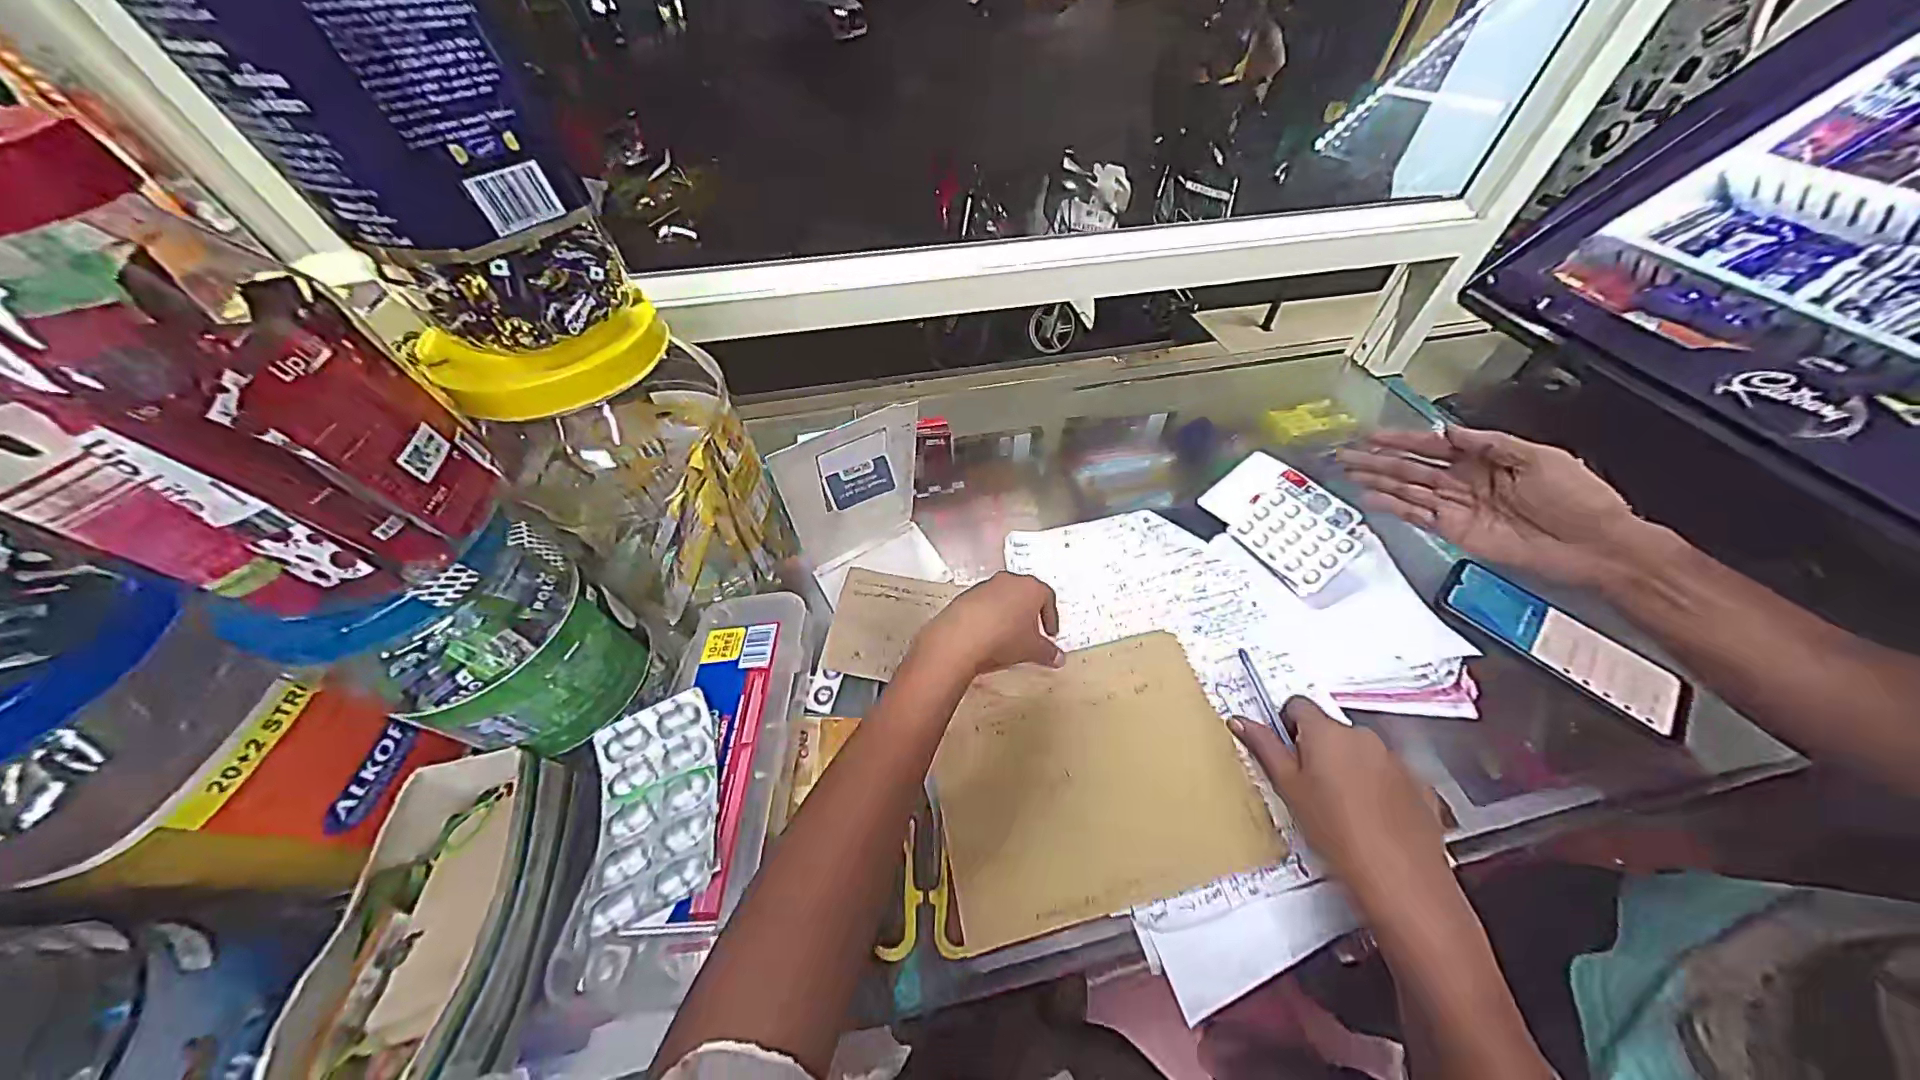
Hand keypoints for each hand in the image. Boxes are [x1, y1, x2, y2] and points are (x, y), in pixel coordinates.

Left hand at [908, 572, 1063, 678]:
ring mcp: (985, 586)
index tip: (1049, 634)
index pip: (1048, 598)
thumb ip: (1048, 652)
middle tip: (1031, 634)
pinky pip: (984, 605)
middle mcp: (1009, 581)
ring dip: (1008, 615)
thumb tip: (1058, 658)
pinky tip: (987, 636)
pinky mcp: (966, 595)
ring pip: (1004, 598)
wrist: (960, 638)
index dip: (1050, 618)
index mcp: (1031, 588)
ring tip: (1008, 637)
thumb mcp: (1032, 650)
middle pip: (1025, 595)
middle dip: (1029, 614)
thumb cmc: (1004, 638)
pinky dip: (990, 617)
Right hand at [1230, 699, 1450, 911]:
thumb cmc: (1337, 832)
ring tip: (1338, 808)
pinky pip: (1388, 775)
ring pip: (1360, 753)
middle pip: (1330, 730)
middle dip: (1317, 751)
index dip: (1285, 725)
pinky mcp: (1419, 785)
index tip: (1283, 751)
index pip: (1298, 705)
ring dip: (1347, 769)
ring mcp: (1395, 760)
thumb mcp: (1287, 788)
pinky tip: (1368, 818)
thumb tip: (1242, 722)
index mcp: (1326, 732)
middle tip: (1307, 787)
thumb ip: (1264, 747)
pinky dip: (1376, 788)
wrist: (1398, 876)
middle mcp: (1363, 737)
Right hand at [1334, 426, 1644, 586]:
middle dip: (1377, 460)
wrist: (1595, 544)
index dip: (1402, 440)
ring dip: (1377, 481)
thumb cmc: (1579, 499)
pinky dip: (1392, 507)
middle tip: (1347, 455)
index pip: (1432, 446)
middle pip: (1410, 468)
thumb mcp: (1540, 457)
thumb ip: (1491, 444)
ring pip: (1406, 489)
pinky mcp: (1453, 530)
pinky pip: (1415, 515)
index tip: (1374, 436)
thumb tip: (1452, 431)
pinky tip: (1371, 499)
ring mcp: (1456, 507)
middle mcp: (1464, 482)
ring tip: (1350, 473)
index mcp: (1484, 461)